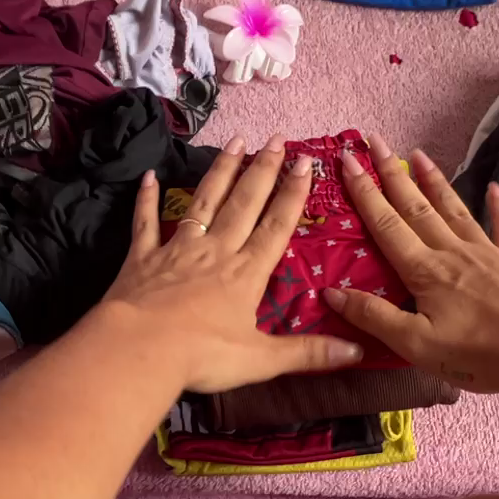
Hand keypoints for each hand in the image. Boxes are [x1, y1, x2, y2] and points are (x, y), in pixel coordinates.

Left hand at [95, 135, 363, 392]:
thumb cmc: (203, 355)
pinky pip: (146, 222)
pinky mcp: (143, 257)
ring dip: (221, 171)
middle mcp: (216, 251)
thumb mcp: (262, 360)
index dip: (293, 194)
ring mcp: (178, 250)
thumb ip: (309, 353)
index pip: (276, 227)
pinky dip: (147, 199)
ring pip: (204, 202)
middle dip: (263, 170)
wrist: (140, 348)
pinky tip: (149, 177)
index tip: (305, 162)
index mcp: (246, 273)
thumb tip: (358, 352)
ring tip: (234, 141)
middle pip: (244, 204)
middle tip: (275, 138)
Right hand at [324, 136, 498, 393]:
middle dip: (393, 173)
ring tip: (419, 154)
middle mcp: (453, 251)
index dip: (364, 191)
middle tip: (376, 140)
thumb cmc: (476, 354)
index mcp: (424, 271)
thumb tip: (331, 291)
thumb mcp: (415, 344)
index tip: (348, 160)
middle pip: (417, 207)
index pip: (386, 224)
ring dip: (434, 182)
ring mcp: (489, 251)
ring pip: (455, 208)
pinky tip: (493, 187)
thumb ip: (374, 316)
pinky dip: (498, 205)